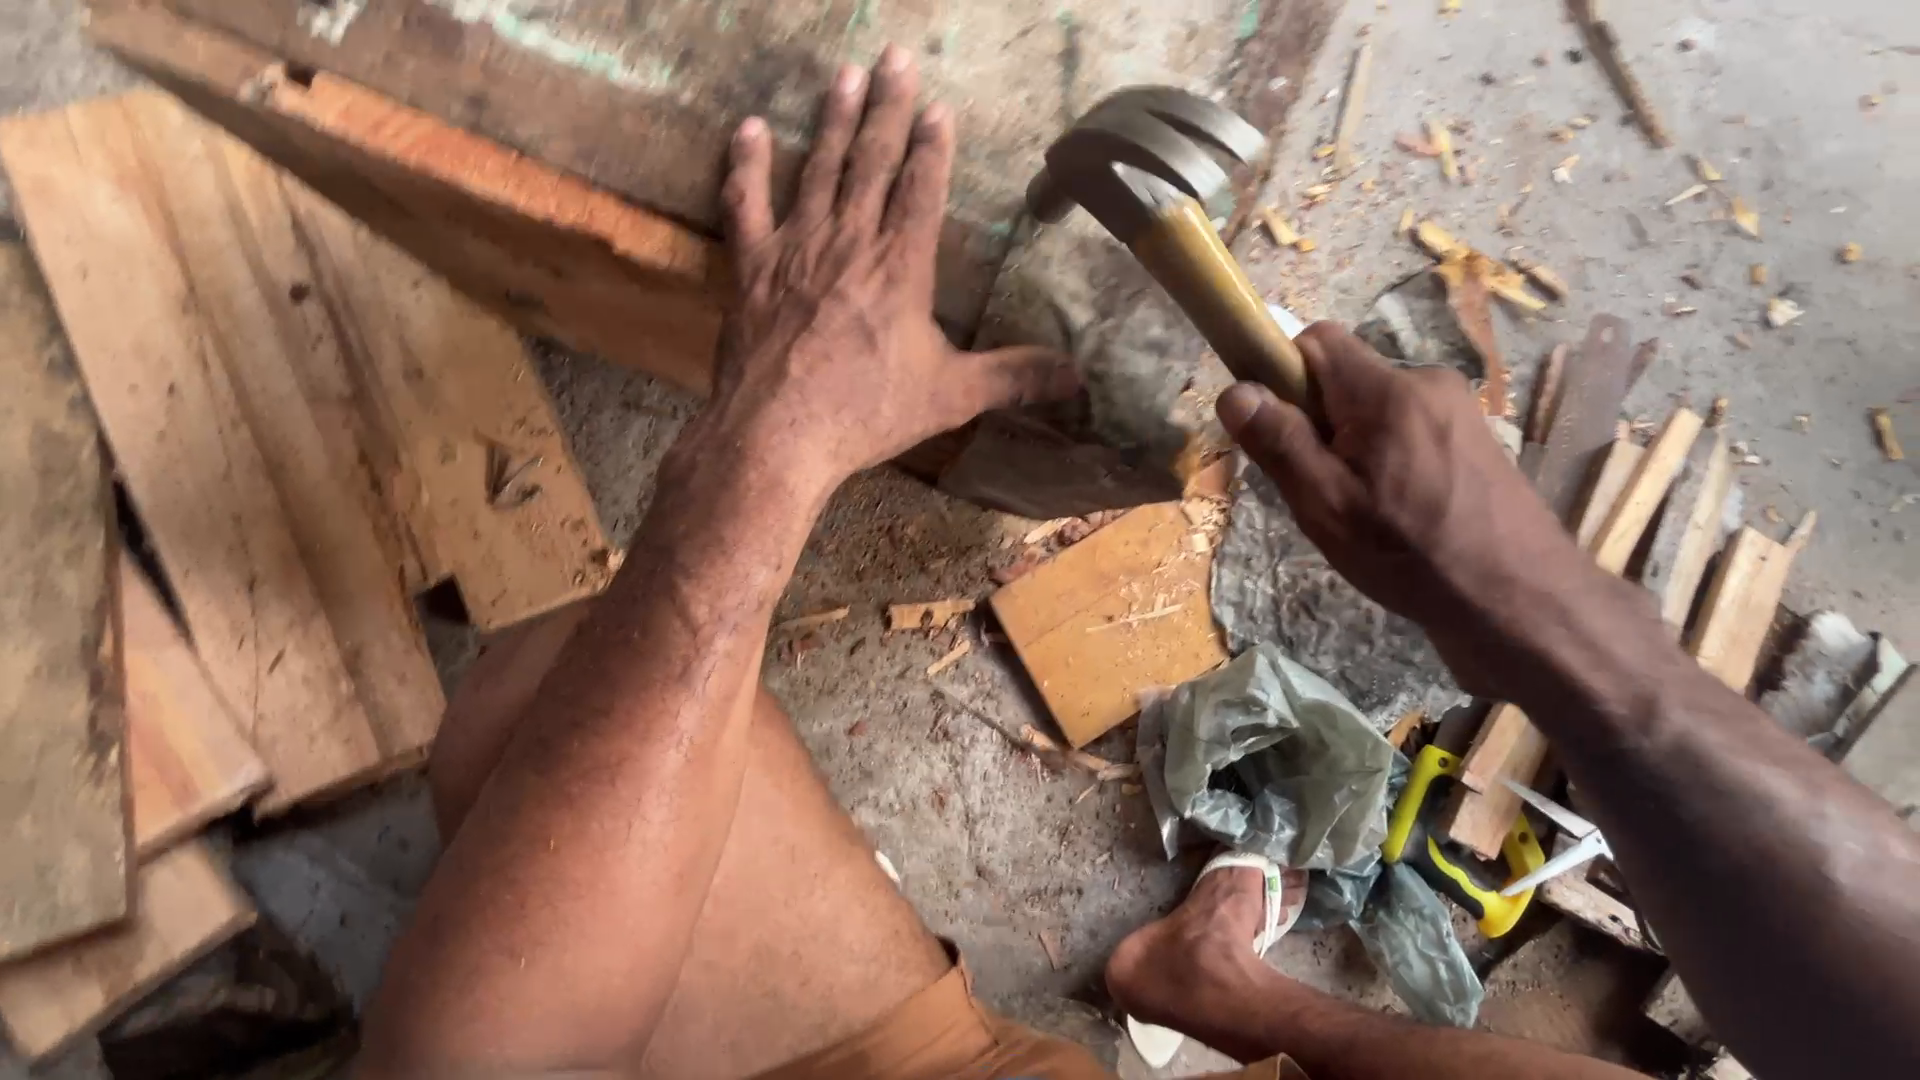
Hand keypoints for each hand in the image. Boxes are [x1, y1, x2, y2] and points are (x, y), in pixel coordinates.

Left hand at [687, 46, 1078, 494]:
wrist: (780, 434)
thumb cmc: (868, 412)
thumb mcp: (952, 396)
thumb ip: (1013, 378)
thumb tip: (1077, 377)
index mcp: (901, 266)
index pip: (921, 190)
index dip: (932, 147)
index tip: (937, 107)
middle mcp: (850, 241)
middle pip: (872, 161)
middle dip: (887, 108)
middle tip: (894, 57)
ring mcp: (796, 248)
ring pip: (817, 169)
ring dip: (832, 120)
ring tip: (843, 75)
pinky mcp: (751, 268)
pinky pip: (745, 204)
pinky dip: (746, 166)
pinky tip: (748, 130)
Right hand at [1215, 324, 1590, 685]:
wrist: (1520, 600)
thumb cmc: (1411, 555)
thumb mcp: (1327, 506)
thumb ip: (1280, 443)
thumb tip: (1234, 391)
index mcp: (1388, 392)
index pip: (1315, 340)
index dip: (1280, 373)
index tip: (1273, 428)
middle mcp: (1427, 382)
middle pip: (1343, 378)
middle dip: (1314, 422)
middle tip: (1316, 488)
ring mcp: (1455, 409)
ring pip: (1371, 408)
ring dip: (1347, 446)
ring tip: (1357, 509)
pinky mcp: (1471, 437)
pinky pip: (1403, 428)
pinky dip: (1381, 458)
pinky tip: (1391, 510)